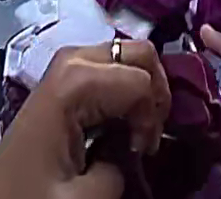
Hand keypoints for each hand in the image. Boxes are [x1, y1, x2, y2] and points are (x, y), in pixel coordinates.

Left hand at [0, 40, 171, 198]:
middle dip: (154, 90)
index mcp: (76, 80)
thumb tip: (129, 151)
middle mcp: (74, 58)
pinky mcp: (66, 77)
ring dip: (141, 89)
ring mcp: (69, 63)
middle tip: (149, 135)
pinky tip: (119, 123)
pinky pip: (111, 68)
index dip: (152, 118)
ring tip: (135, 132)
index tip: (143, 154)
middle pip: (139, 52)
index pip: (141, 81)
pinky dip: (125, 89)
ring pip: (128, 55)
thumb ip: (119, 169)